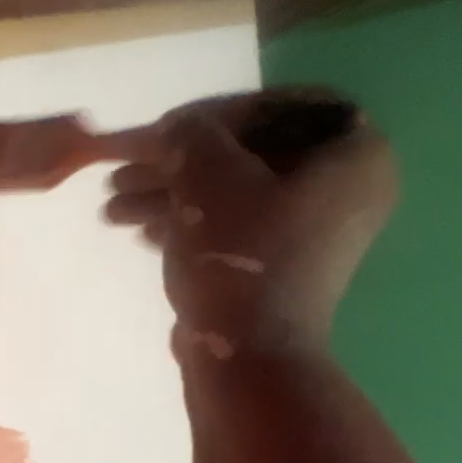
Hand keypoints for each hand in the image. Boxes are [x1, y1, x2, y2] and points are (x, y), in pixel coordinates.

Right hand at [104, 91, 398, 357]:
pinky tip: (140, 234)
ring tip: (112, 211)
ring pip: (230, 195)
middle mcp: (341, 186)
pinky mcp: (275, 265)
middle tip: (119, 176)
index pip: (279, 110)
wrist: (245, 352)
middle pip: (246, 157)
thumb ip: (190, 141)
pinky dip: (185, 225)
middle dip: (176, 165)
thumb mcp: (209, 185)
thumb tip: (173, 128)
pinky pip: (229, 228)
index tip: (158, 132)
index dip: (213, 116)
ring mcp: (308, 230)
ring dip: (168, 197)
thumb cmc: (237, 260)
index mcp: (350, 154)